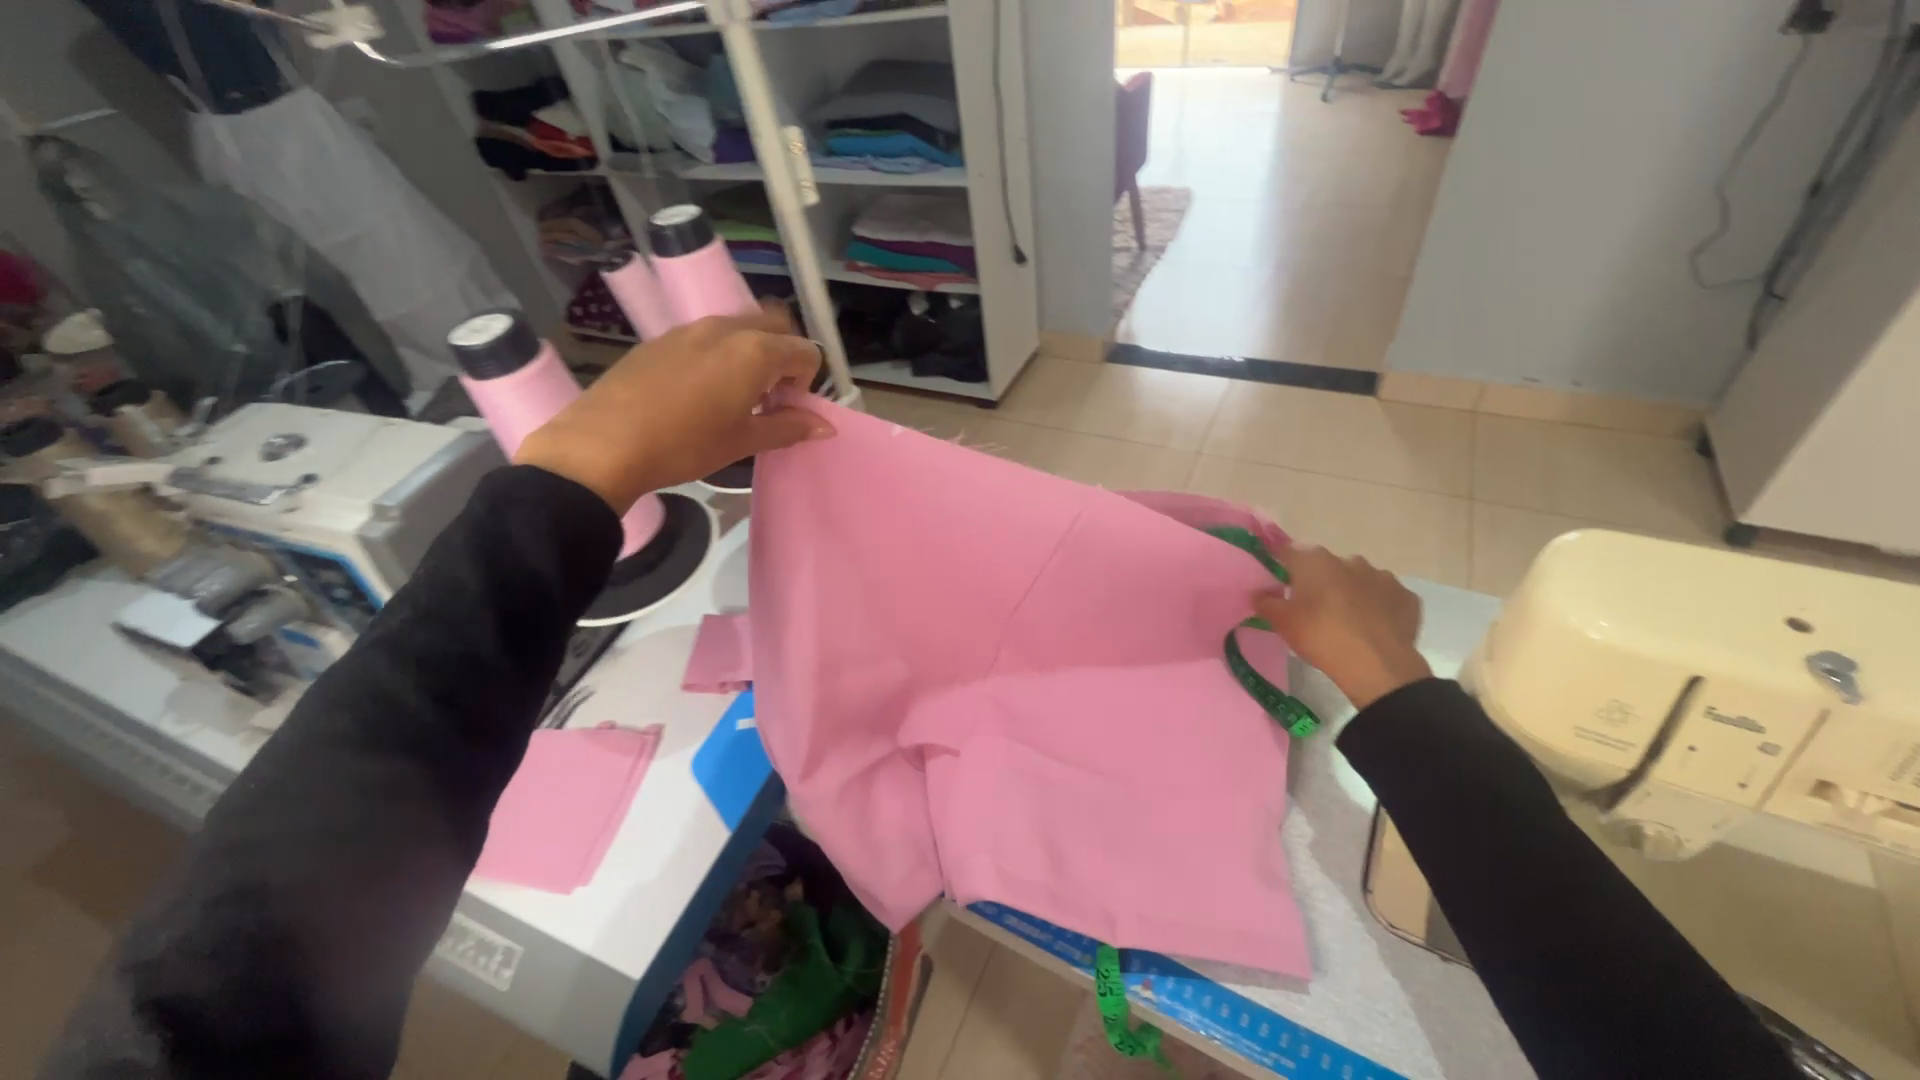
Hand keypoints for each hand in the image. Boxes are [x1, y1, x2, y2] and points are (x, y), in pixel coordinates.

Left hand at [515, 306, 834, 512]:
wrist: (603, 444)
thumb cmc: (685, 445)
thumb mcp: (743, 441)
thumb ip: (788, 427)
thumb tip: (825, 426)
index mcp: (754, 350)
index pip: (804, 350)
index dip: (806, 382)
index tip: (787, 411)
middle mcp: (725, 328)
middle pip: (773, 326)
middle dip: (782, 356)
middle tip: (768, 397)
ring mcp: (689, 329)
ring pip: (737, 328)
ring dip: (749, 354)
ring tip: (733, 397)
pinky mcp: (659, 340)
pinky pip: (704, 337)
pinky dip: (717, 356)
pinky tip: (696, 395)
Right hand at [1254, 544, 1431, 709]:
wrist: (1377, 666)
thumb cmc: (1321, 637)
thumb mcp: (1282, 623)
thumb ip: (1266, 603)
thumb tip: (1260, 593)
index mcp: (1315, 561)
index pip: (1289, 551)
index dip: (1281, 565)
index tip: (1277, 582)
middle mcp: (1349, 560)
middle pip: (1326, 566)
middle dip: (1318, 581)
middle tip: (1311, 608)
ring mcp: (1382, 577)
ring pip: (1358, 580)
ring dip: (1350, 592)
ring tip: (1345, 620)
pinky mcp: (1406, 597)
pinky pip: (1385, 597)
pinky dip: (1377, 607)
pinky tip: (1372, 627)